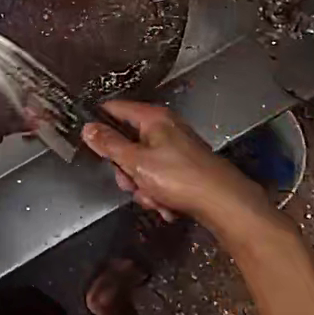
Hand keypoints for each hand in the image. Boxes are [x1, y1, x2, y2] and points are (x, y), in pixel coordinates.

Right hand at [82, 101, 274, 236]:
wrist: (225, 204)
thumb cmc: (179, 178)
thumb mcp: (135, 162)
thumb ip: (109, 145)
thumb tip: (88, 128)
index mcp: (153, 118)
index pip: (115, 109)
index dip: (99, 123)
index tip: (90, 142)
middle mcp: (166, 128)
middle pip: (128, 142)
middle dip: (125, 168)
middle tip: (129, 182)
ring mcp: (177, 148)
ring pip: (143, 164)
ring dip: (142, 186)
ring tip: (154, 198)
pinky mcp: (186, 168)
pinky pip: (160, 177)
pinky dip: (159, 193)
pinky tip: (166, 205)